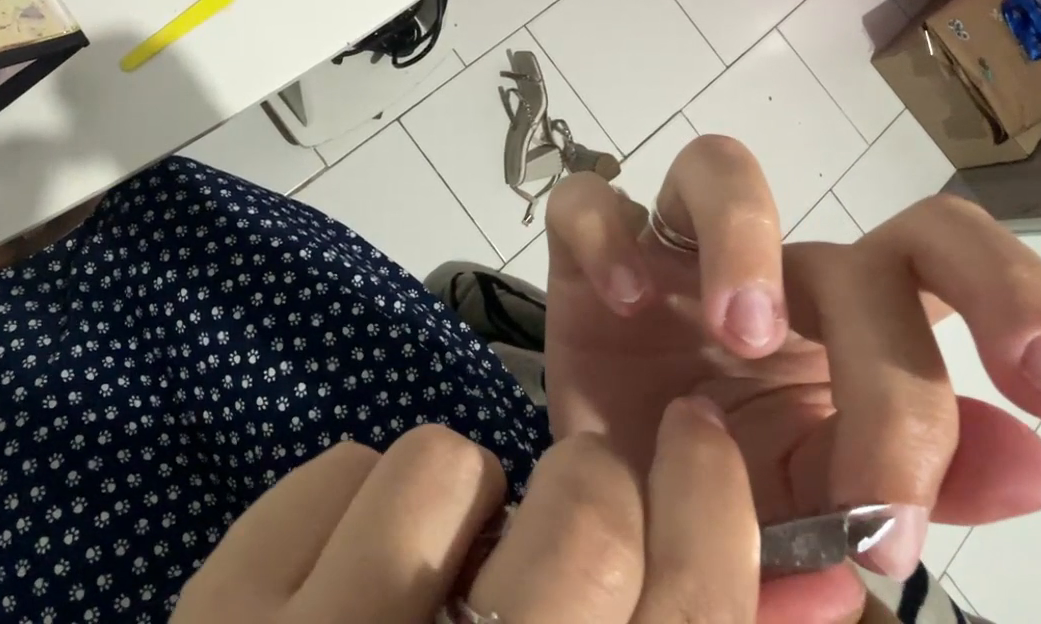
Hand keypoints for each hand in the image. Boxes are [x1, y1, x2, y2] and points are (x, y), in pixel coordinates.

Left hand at [174, 398, 760, 623]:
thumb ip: (691, 622)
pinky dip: (360, 494)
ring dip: (462, 490)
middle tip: (576, 486)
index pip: (689, 604)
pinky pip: (338, 467)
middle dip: (593, 479)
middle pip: (581, 518)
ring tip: (438, 556)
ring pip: (445, 462)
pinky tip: (346, 564)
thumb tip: (817, 576)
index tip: (696, 435)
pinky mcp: (223, 609)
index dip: (710, 501)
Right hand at [544, 135, 1040, 622]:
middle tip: (883, 483)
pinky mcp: (588, 249)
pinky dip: (608, 237)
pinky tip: (624, 304)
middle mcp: (778, 271)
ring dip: (745, 240)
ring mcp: (674, 249)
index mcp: (851, 327)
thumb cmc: (712, 490)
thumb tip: (1037, 468)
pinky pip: (590, 203)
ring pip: (718, 167)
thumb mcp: (817, 508)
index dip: (1017, 296)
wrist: (601, 487)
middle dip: (893, 358)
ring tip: (741, 335)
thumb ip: (916, 491)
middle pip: (868, 241)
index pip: (948, 262)